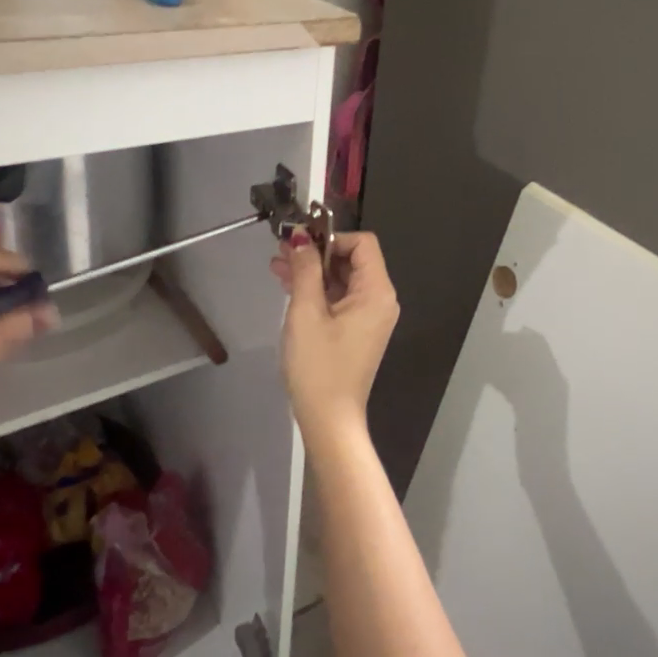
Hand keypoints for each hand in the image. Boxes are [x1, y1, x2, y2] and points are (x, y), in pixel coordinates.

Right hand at [272, 231, 399, 440]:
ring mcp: (370, 317)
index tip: (300, 243)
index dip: (331, 237)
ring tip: (278, 267)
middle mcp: (380, 301)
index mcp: (377, 292)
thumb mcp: (306, 312)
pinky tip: (289, 287)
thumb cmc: (318, 366)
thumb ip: (305, 269)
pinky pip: (340, 298)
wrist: (328, 420)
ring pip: (342, 279)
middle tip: (282, 250)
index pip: (362, 243)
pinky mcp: (357, 331)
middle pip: (352, 259)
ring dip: (312, 271)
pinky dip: (317, 290)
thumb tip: (301, 236)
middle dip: (317, 252)